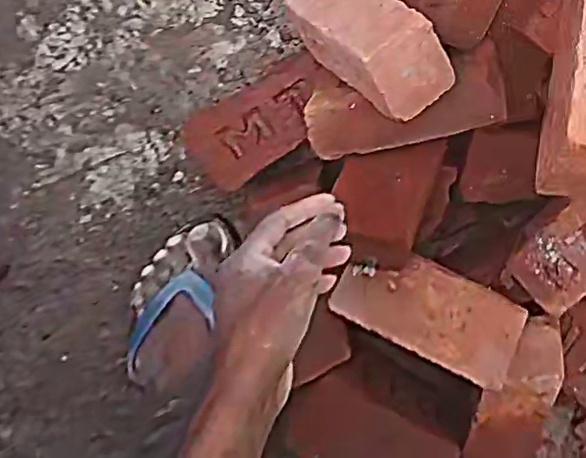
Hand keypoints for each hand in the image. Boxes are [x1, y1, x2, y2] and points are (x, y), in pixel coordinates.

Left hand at [216, 193, 350, 343]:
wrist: (252, 384)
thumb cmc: (264, 332)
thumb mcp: (300, 275)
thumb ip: (317, 241)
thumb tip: (330, 217)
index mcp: (245, 259)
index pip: (279, 220)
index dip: (308, 207)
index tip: (330, 201)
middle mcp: (244, 276)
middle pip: (284, 241)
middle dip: (315, 231)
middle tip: (339, 222)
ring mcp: (252, 298)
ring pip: (289, 264)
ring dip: (317, 254)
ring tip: (341, 249)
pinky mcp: (263, 319)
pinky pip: (291, 285)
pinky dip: (311, 276)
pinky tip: (327, 278)